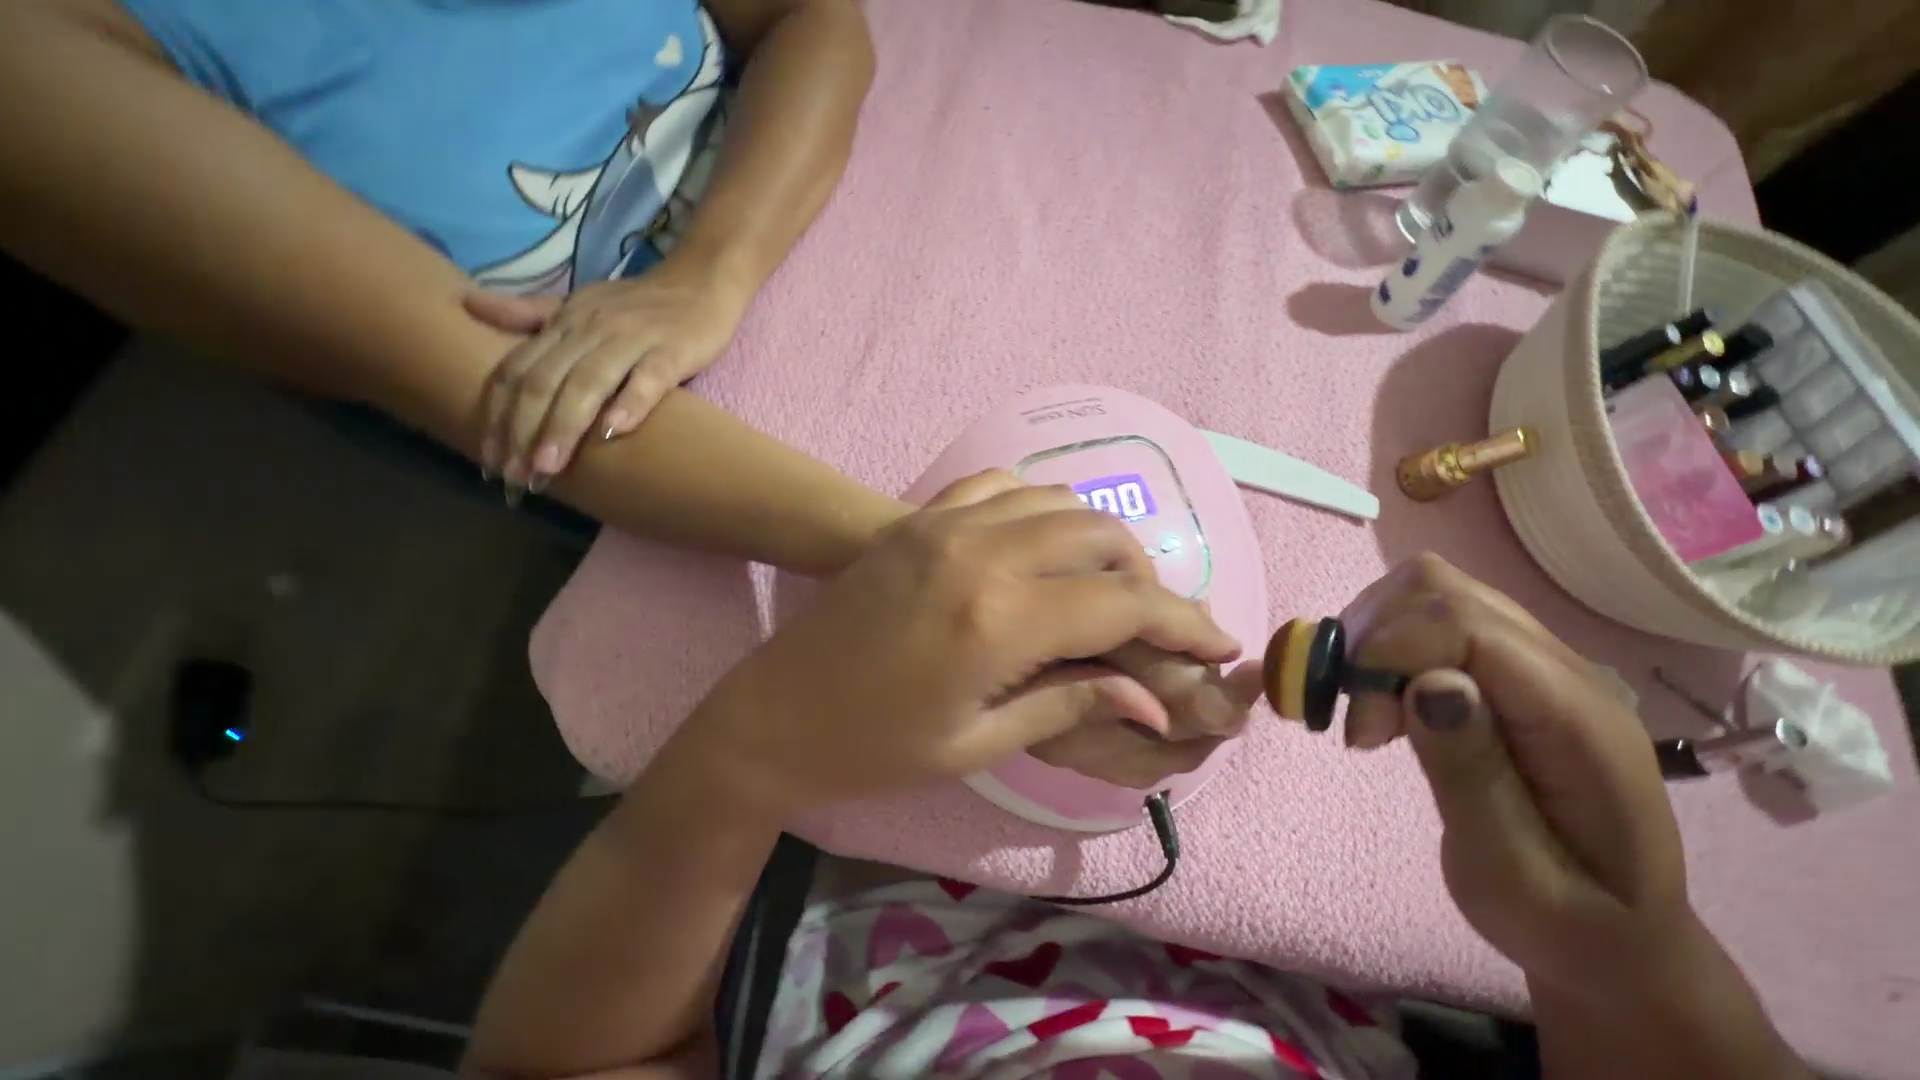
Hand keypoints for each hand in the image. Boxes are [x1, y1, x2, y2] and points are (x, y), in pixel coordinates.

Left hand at [466, 253, 750, 489]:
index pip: (518, 370)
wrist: (700, 282)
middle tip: (517, 477)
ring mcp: (632, 340)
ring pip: (589, 383)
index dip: (499, 416)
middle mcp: (590, 330)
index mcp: (564, 324)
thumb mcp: (580, 305)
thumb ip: (531, 314)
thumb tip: (469, 305)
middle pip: (546, 381)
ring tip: (549, 467)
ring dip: (564, 426)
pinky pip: (648, 377)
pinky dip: (630, 402)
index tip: (492, 460)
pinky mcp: (673, 350)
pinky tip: (614, 431)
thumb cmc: (640, 304)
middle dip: (524, 431)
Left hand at [667, 470, 1243, 814]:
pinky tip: (1041, 548)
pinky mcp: (916, 518)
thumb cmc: (874, 749)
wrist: (771, 719)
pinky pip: (1000, 486)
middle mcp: (979, 551)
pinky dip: (1040, 508)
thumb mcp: (980, 742)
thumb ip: (1072, 706)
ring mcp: (943, 523)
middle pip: (1102, 537)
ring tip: (1104, 590)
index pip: (1123, 602)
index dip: (1183, 622)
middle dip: (1146, 579)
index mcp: (998, 619)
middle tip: (1154, 628)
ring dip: (1099, 540)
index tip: (1219, 642)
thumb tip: (1154, 697)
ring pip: (1058, 500)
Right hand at [1338, 555, 1690, 1002]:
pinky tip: (1385, 703)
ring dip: (1375, 638)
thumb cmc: (1564, 922)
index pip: (1467, 624)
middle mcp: (1563, 670)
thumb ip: (1472, 776)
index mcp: (1578, 718)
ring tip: (1364, 709)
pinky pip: (1436, 621)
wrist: (1615, 940)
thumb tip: (1428, 679)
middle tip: (1355, 716)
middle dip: (1373, 638)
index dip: (1389, 654)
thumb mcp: (1511, 877)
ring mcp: (1539, 666)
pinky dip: (1387, 648)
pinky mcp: (1510, 674)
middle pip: (1443, 589)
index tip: (1360, 735)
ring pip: (1433, 593)